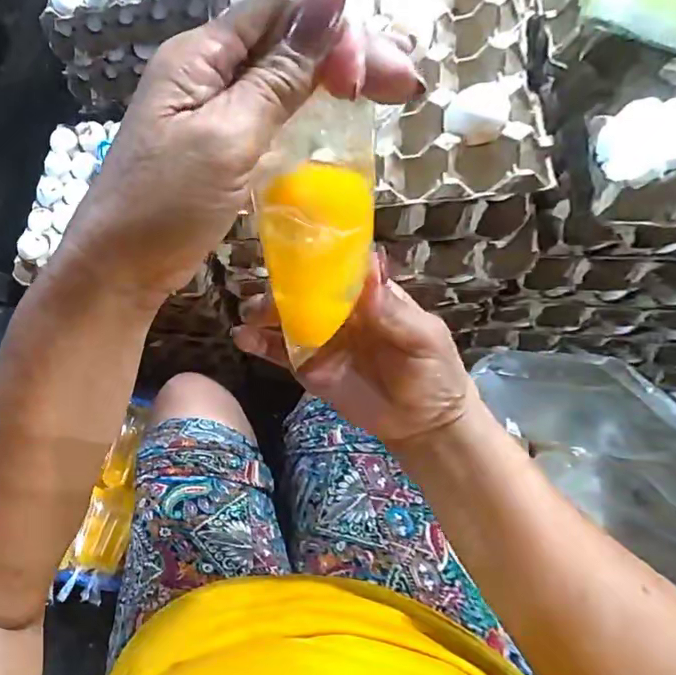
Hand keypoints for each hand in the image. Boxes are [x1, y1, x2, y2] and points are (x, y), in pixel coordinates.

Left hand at [51, 0, 423, 305]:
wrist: (117, 270)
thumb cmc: (164, 205)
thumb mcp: (228, 135)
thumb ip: (281, 72)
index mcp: (197, 55)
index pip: (280, 8)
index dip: (333, 27)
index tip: (368, 75)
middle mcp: (202, 73)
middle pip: (287, 40)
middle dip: (346, 54)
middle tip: (404, 90)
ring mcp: (207, 111)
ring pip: (282, 77)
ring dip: (333, 83)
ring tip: (389, 98)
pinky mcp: (214, 147)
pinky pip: (268, 114)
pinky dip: (306, 115)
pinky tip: (339, 123)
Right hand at [232, 252, 478, 445]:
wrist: (422, 424)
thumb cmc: (432, 371)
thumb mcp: (423, 338)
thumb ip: (393, 310)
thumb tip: (368, 270)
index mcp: (366, 295)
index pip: (337, 268)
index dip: (315, 257)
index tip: (293, 251)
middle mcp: (336, 310)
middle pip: (301, 291)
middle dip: (279, 288)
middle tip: (268, 296)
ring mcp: (317, 337)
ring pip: (282, 317)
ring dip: (262, 312)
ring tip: (251, 318)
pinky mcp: (304, 365)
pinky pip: (276, 350)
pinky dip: (256, 342)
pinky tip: (243, 338)